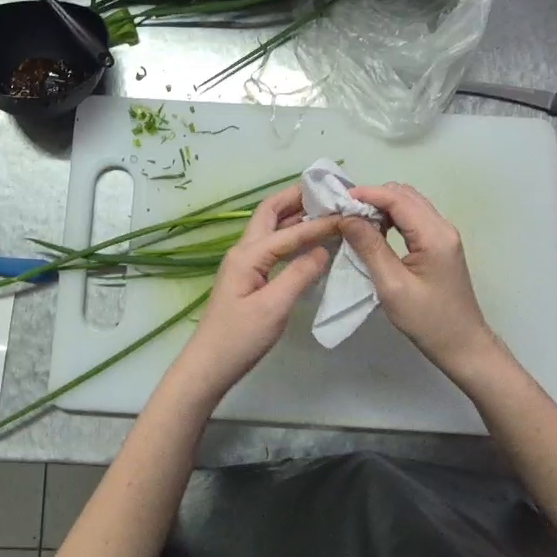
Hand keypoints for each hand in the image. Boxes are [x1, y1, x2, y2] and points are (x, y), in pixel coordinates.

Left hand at [171, 186, 340, 399]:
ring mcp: (245, 263)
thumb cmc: (240, 338)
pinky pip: (273, 246)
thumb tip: (323, 249)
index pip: (289, 230)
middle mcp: (244, 251)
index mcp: (248, 255)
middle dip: (297, 198)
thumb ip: (299, 275)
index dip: (319, 221)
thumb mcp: (274, 308)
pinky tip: (310, 242)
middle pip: (270, 212)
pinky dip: (292, 236)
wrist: (210, 365)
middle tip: (328, 191)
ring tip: (325, 208)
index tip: (347, 212)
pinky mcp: (249, 277)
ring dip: (295, 214)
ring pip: (271, 228)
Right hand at [338, 183, 499, 371]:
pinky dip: (391, 218)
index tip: (337, 200)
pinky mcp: (440, 245)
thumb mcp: (392, 285)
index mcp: (434, 235)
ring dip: (381, 207)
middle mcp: (442, 227)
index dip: (366, 194)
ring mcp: (443, 235)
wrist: (463, 346)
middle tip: (344, 213)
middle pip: (404, 195)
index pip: (397, 199)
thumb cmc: (427, 320)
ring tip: (355, 222)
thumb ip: (370, 247)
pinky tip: (374, 233)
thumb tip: (347, 218)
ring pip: (409, 204)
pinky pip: (413, 219)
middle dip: (373, 198)